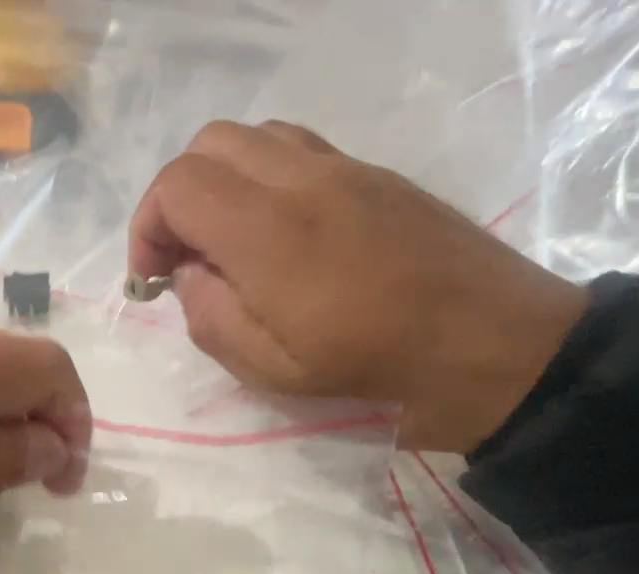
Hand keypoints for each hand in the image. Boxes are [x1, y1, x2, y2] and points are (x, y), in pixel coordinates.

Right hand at [129, 121, 590, 452]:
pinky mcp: (374, 175)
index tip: (153, 280)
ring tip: (226, 245)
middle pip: (208, 146)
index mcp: (269, 231)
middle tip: (184, 259)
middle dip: (176, 199)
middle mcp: (302, 179)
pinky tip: (276, 234)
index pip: (177, 185)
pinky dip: (262, 177)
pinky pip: (296, 148)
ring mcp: (344, 168)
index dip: (147, 228)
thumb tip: (188, 275)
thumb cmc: (374, 372)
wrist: (492, 347)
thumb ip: (210, 316)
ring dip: (219, 183)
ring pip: (253, 137)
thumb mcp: (270, 371)